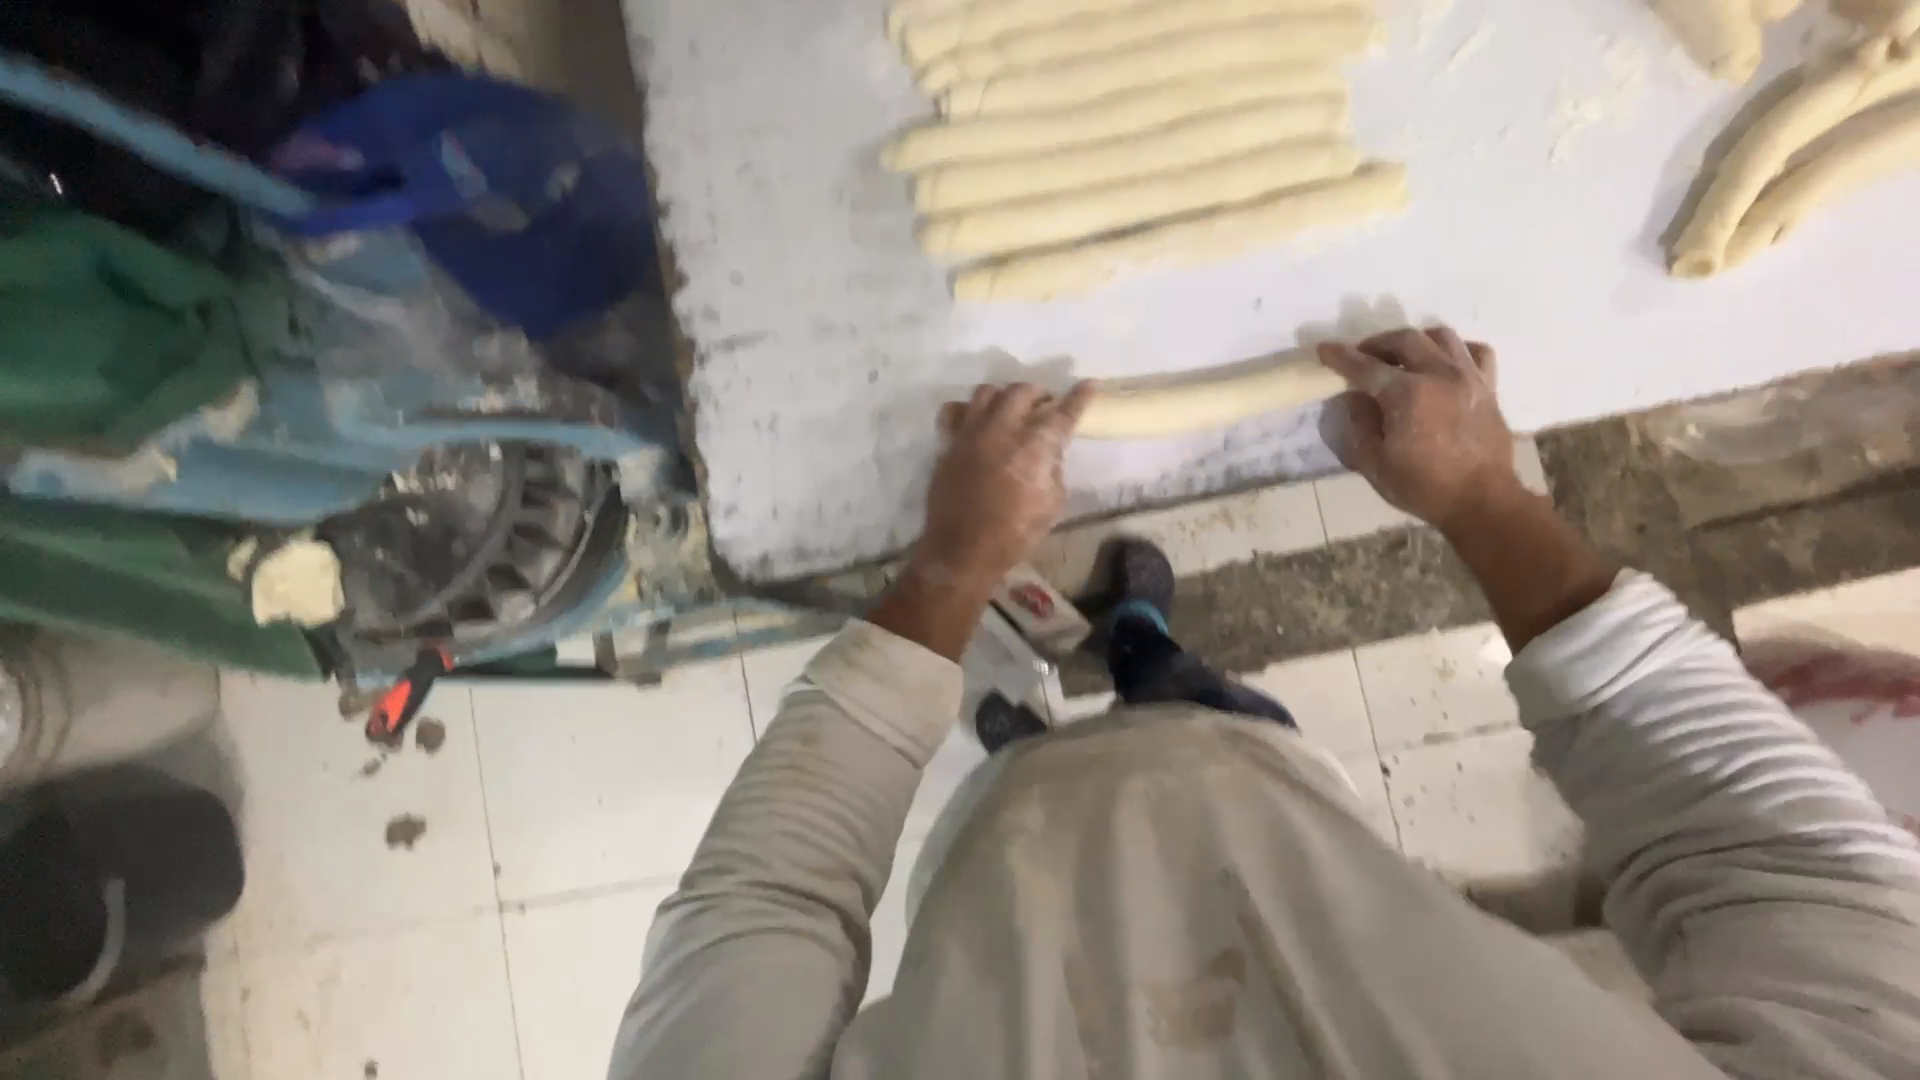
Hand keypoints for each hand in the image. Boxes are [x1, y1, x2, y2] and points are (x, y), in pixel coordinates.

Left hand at [911, 381, 1095, 593]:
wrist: (963, 550)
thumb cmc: (1015, 534)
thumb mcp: (1052, 504)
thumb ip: (1054, 470)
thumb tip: (1049, 453)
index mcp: (1035, 445)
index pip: (1063, 412)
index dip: (1080, 397)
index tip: (1089, 385)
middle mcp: (1002, 429)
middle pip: (1022, 391)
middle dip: (1039, 393)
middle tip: (1044, 405)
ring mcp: (971, 433)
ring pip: (986, 392)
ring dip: (1003, 396)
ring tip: (1009, 410)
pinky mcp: (949, 443)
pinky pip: (954, 412)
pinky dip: (967, 411)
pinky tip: (975, 422)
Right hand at [1316, 327, 1524, 534]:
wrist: (1481, 500)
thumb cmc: (1422, 486)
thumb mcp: (1374, 462)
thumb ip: (1359, 423)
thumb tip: (1353, 397)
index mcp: (1407, 394)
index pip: (1365, 367)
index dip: (1340, 357)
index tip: (1323, 349)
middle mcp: (1439, 375)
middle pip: (1405, 340)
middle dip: (1377, 343)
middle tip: (1362, 356)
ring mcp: (1469, 377)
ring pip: (1441, 337)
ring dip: (1414, 341)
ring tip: (1400, 356)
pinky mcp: (1488, 387)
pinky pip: (1474, 352)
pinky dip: (1454, 350)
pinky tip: (1442, 364)